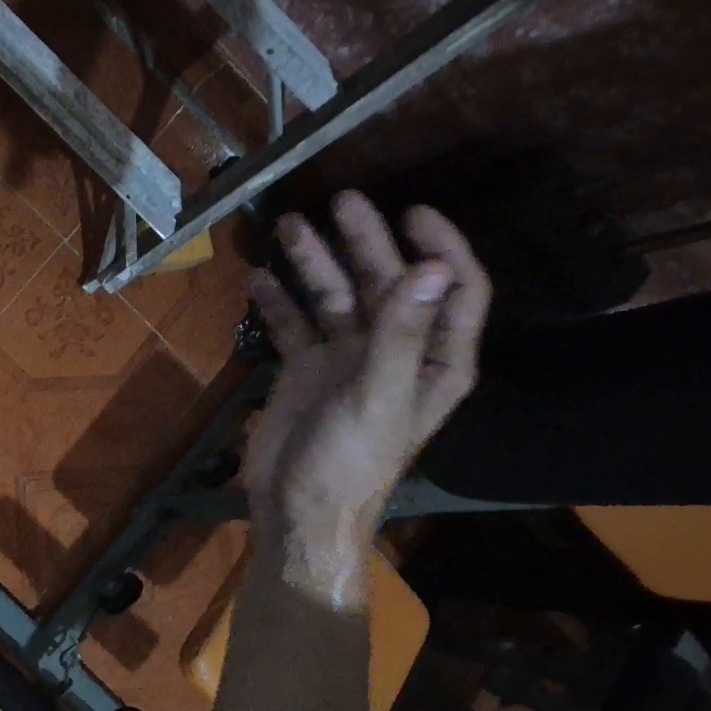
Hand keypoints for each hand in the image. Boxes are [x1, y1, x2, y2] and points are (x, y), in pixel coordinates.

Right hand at [243, 192, 489, 608]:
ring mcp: (345, 359)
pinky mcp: (304, 371)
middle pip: (386, 283)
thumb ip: (402, 335)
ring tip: (287, 226)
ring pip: (334, 298)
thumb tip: (427, 267)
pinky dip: (277, 302)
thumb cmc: (350, 462)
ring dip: (314, 263)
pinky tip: (258, 280)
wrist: (297, 509)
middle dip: (365, 242)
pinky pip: (293, 325)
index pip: (453, 290)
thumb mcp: (380, 397)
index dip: (441, 248)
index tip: (413, 211)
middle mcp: (394, 351)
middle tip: (340, 201)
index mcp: (434, 360)